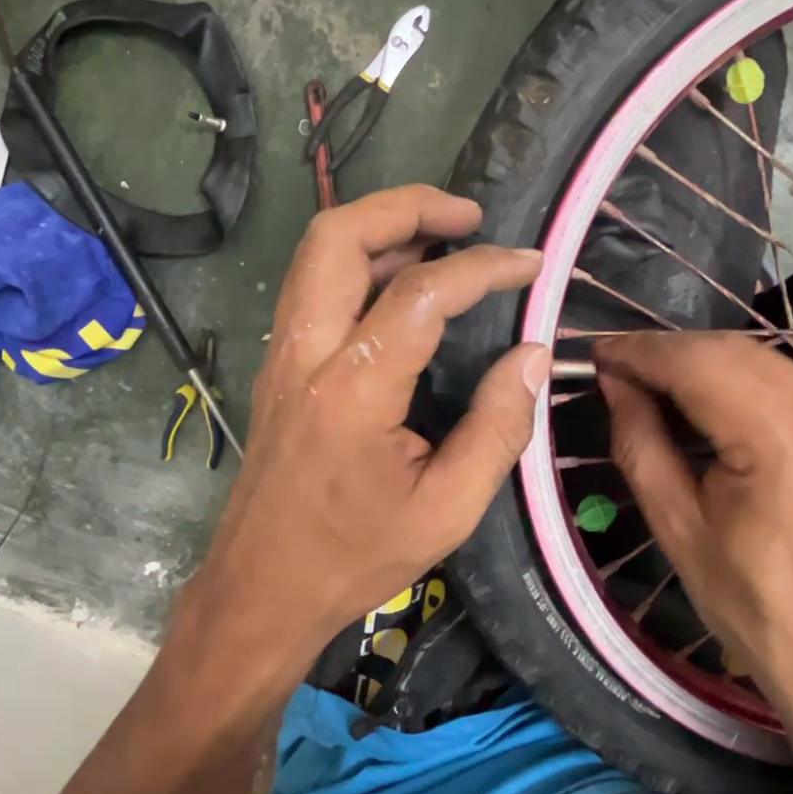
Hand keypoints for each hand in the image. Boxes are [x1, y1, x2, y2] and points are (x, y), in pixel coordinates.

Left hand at [190, 186, 550, 653]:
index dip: (482, 266)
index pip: (420, 294)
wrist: (261, 587)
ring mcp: (282, 353)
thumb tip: (531, 354)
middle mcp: (306, 354)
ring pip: (316, 251)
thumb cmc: (355, 556)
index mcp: (353, 391)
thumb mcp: (447, 510)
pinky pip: (312, 283)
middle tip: (468, 216)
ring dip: (378, 226)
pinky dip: (357, 259)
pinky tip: (400, 283)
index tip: (530, 264)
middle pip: (338, 236)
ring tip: (442, 237)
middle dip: (406, 206)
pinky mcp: (277, 363)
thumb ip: (497, 427)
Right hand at [594, 331, 792, 754]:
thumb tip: (616, 384)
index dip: (641, 351)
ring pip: (765, 362)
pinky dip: (745, 384)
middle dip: (669, 353)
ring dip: (705, 365)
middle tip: (619, 371)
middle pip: (734, 351)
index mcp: (786, 443)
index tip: (597, 354)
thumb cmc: (759, 615)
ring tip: (656, 387)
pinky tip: (713, 407)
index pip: (699, 363)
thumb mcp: (680, 530)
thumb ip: (641, 443)